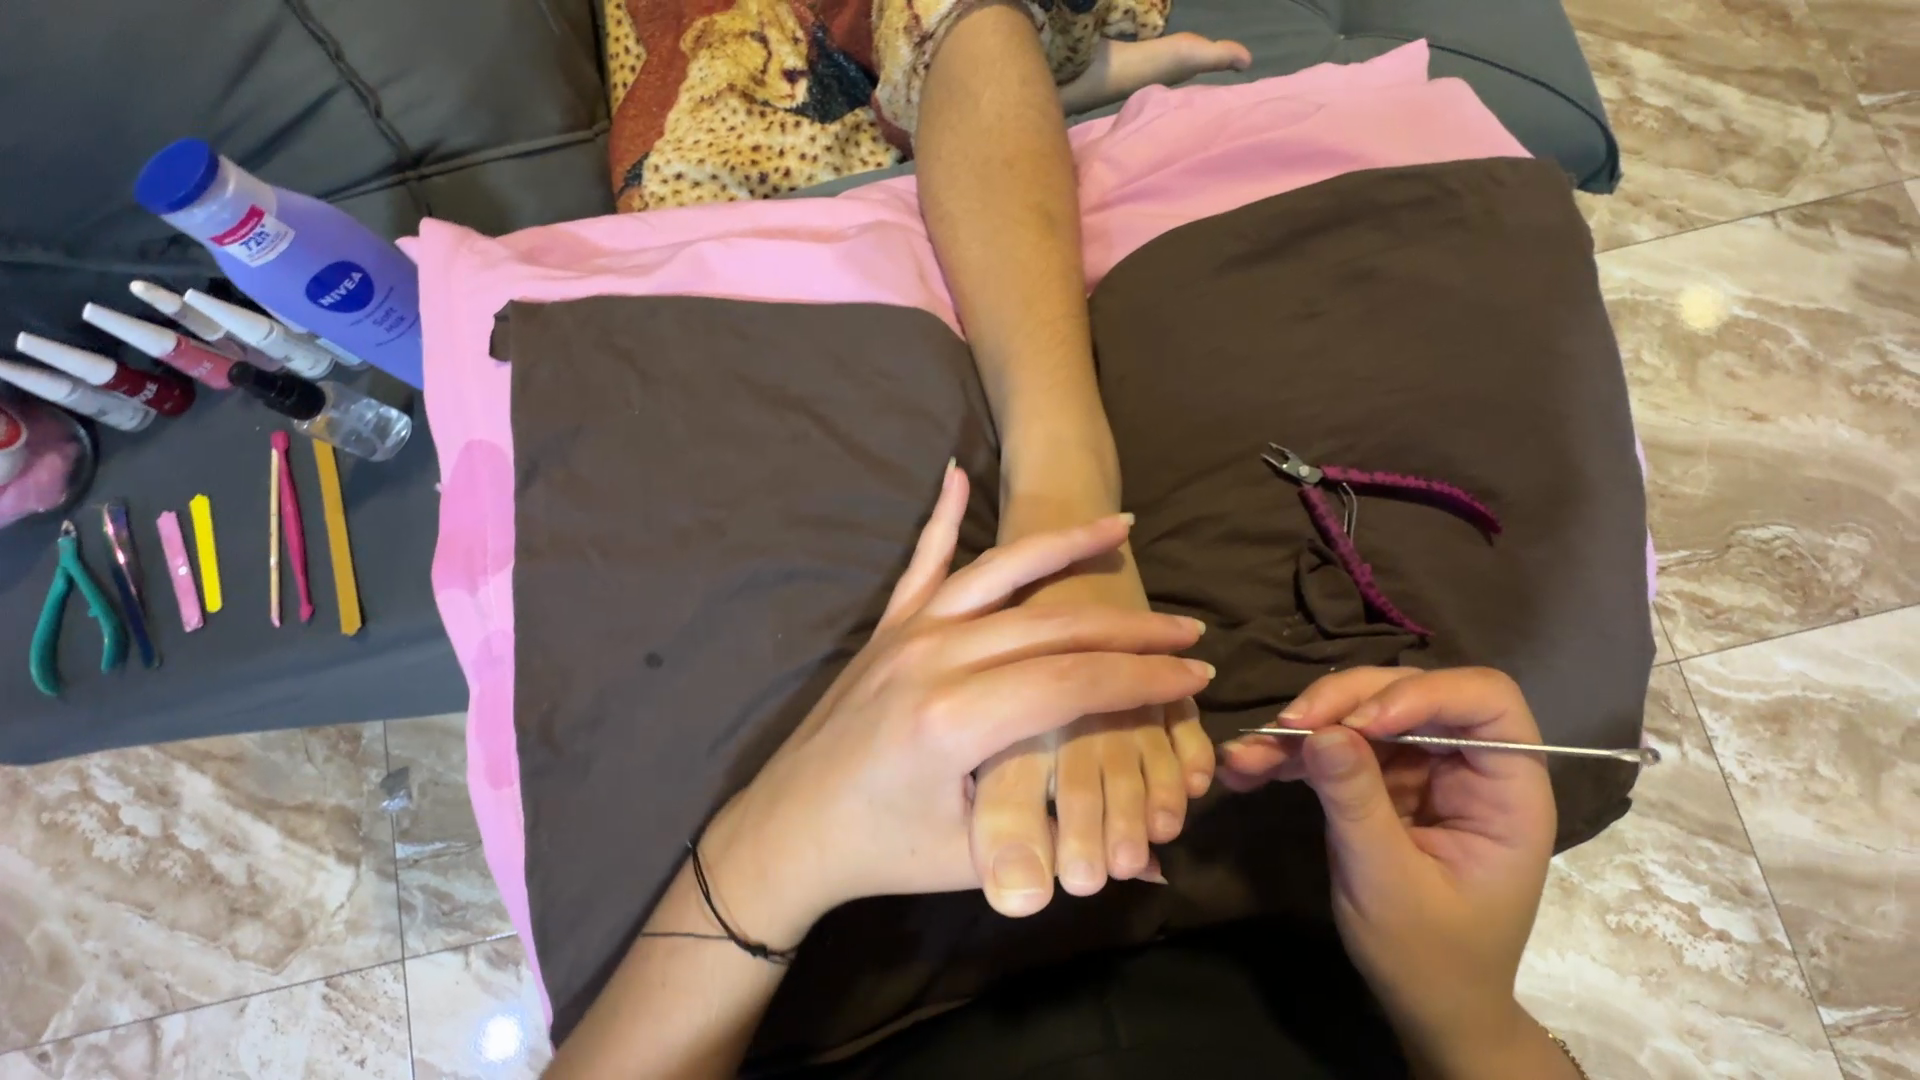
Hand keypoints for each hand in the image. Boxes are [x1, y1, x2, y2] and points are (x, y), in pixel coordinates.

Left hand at [706, 463, 1213, 939]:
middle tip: (1187, 629)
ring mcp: (907, 633)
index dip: (1144, 679)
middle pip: (1053, 625)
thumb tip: (1151, 850)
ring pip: (998, 573)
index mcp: (955, 719)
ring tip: (1118, 529)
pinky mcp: (886, 627)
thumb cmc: (882, 851)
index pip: (1074, 682)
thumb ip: (1059, 833)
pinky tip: (958, 471)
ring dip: (1063, 548)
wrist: (789, 829)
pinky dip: (942, 515)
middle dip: (1129, 629)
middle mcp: (933, 658)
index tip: (1196, 676)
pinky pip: (920, 562)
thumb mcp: (974, 857)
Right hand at [1219, 668, 1556, 1068]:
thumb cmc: (1430, 956)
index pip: (1483, 701)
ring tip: (1246, 755)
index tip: (1359, 722)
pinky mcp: (1376, 780)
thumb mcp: (1390, 883)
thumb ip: (1358, 803)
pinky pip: (1331, 747)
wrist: (1424, 1002)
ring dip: (1300, 728)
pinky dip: (1287, 755)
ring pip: (1359, 712)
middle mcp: (1462, 763)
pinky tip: (1244, 768)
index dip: (1423, 694)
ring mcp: (1416, 769)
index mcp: (1504, 788)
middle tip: (1285, 727)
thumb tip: (1322, 732)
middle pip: (1407, 693)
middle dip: (1342, 702)